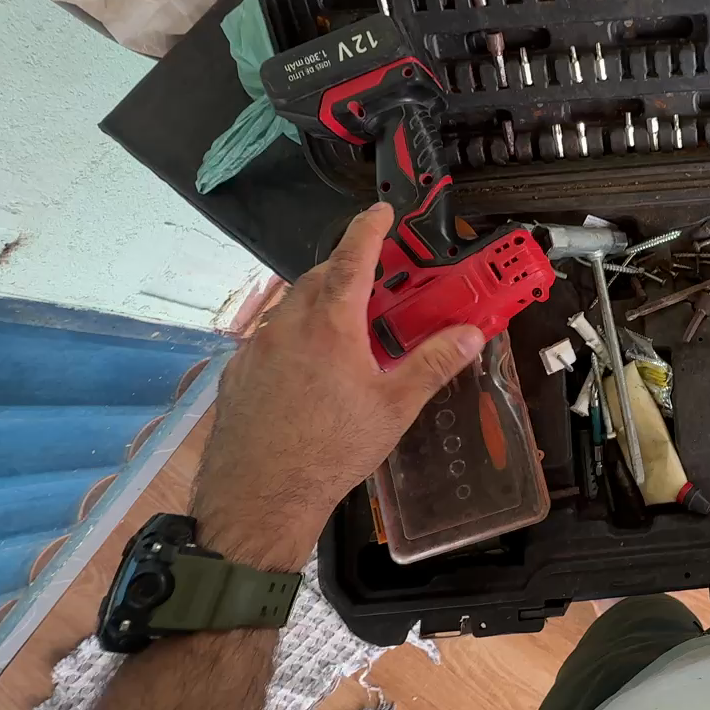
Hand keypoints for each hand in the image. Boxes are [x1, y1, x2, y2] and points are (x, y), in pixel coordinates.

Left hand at [192, 204, 482, 568]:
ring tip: (349, 328)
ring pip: (292, 306)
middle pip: (319, 277)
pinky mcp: (239, 373)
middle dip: (347, 267)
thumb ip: (434, 362)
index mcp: (330, 326)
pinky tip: (313, 367)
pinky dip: (298, 333)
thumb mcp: (396, 406)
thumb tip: (470, 333)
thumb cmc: (334, 449)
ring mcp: (257, 349)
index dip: (369, 230)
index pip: (352, 261)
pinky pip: (272, 336)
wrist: (259, 499)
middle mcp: (288, 327)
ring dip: (322, 301)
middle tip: (376, 282)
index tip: (380, 210)